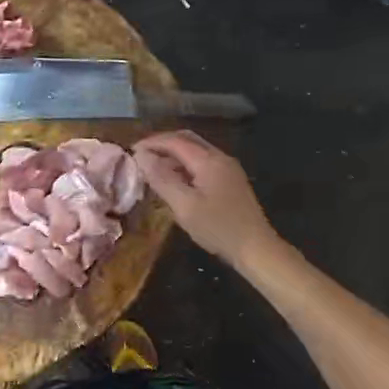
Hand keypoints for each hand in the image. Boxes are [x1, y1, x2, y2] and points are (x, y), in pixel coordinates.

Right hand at [133, 131, 280, 263]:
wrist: (257, 249)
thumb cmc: (217, 228)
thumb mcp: (183, 205)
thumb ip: (161, 178)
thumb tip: (141, 155)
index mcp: (208, 161)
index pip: (174, 141)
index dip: (151, 143)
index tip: (131, 151)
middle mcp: (220, 158)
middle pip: (186, 139)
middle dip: (162, 143)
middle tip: (141, 155)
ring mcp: (227, 169)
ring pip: (195, 150)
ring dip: (172, 153)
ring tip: (153, 167)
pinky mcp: (230, 180)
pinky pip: (202, 162)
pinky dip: (183, 164)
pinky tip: (174, 179)